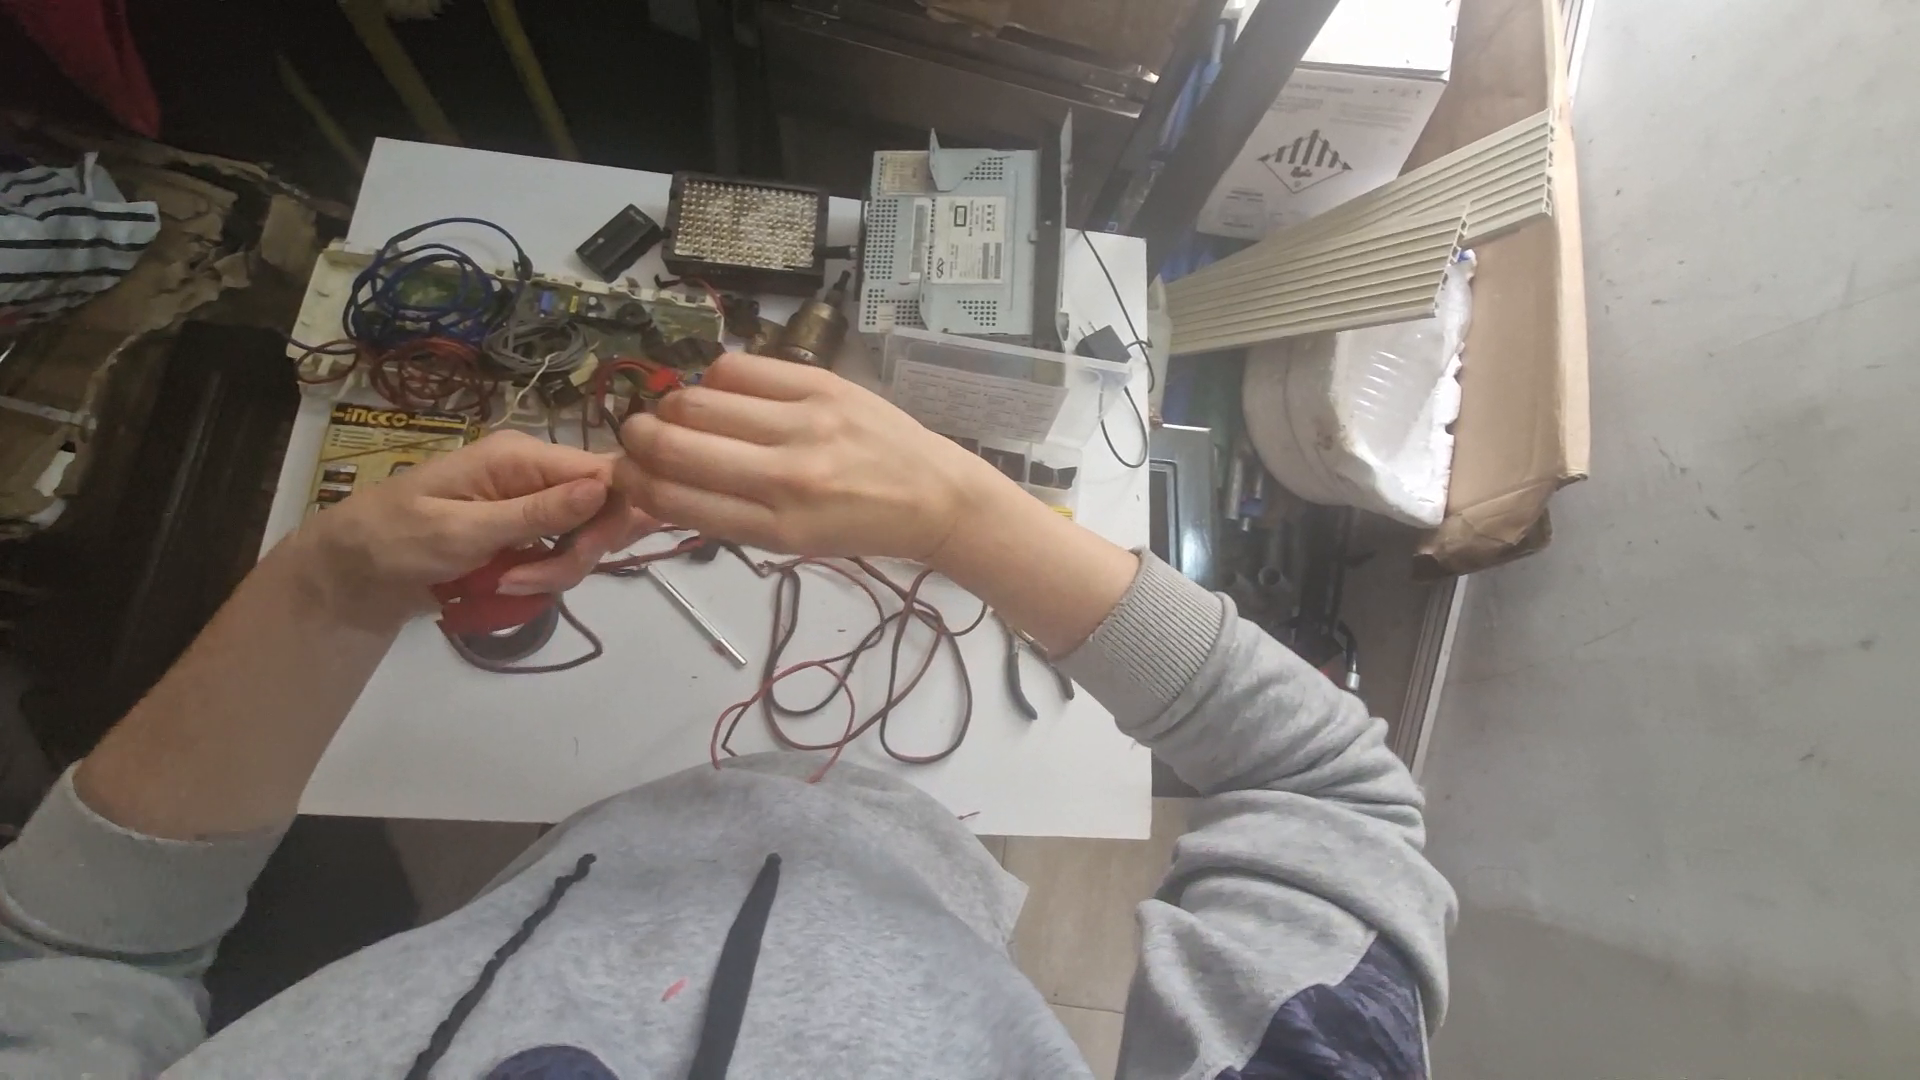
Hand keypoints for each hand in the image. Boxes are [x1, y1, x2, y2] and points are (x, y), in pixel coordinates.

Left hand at [295, 430, 658, 622]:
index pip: (605, 472)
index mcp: (522, 456)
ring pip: (590, 537)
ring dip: (558, 570)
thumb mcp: (461, 529)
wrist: (352, 574)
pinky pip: (568, 553)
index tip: (585, 553)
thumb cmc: (392, 541)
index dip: (612, 512)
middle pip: (604, 508)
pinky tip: (513, 584)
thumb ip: (536, 513)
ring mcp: (538, 504)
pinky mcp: (534, 532)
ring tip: (507, 585)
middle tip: (532, 580)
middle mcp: (539, 474)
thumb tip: (604, 487)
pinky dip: (549, 575)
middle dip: (580, 551)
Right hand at [612, 352, 1008, 562]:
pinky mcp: (824, 386)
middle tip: (641, 436)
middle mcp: (786, 478)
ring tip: (684, 414)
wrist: (935, 497)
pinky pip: (739, 368)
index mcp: (776, 529)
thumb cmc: (860, 528)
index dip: (633, 484)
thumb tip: (660, 485)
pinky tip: (727, 393)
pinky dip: (716, 379)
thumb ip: (729, 516)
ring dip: (673, 407)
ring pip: (698, 400)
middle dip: (639, 439)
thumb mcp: (794, 543)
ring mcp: (807, 426)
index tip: (624, 474)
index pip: (675, 501)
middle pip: (676, 445)